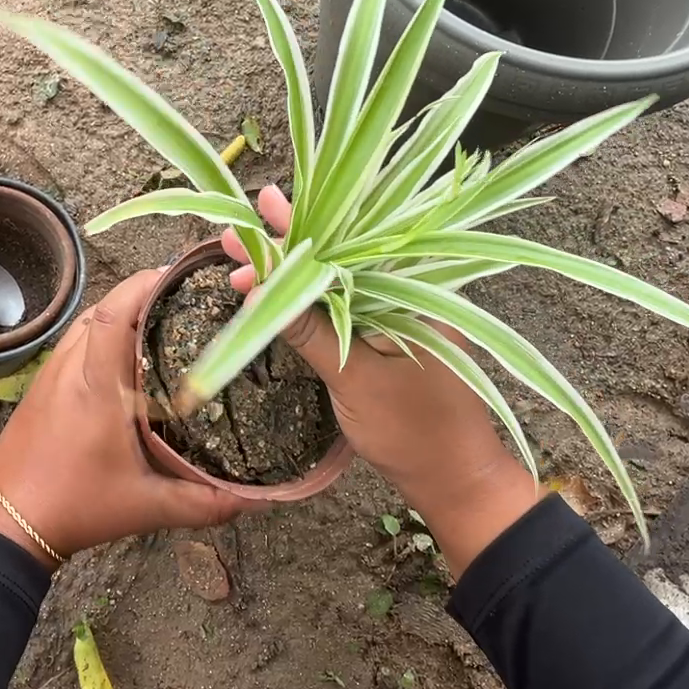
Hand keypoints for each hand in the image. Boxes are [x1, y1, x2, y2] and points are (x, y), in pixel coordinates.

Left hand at [0, 270, 254, 570]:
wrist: (8, 523)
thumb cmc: (78, 507)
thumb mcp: (146, 508)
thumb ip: (202, 503)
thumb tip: (253, 502)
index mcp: (97, 386)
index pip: (116, 313)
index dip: (144, 284)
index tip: (176, 274)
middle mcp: (70, 369)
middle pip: (102, 307)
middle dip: (138, 290)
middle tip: (177, 291)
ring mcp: (49, 375)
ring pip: (84, 321)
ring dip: (117, 309)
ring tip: (154, 314)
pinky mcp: (39, 386)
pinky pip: (72, 341)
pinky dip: (98, 330)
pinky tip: (118, 351)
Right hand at [222, 186, 541, 577]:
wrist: (452, 481)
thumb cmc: (415, 431)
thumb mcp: (354, 378)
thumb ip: (309, 331)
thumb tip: (260, 292)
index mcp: (413, 290)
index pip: (350, 243)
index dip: (302, 225)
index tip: (264, 206)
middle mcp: (404, 294)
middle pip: (338, 259)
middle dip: (284, 248)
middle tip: (235, 237)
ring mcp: (392, 318)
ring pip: (334, 286)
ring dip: (289, 279)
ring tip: (240, 268)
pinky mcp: (380, 341)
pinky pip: (339, 312)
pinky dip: (305, 306)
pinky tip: (272, 300)